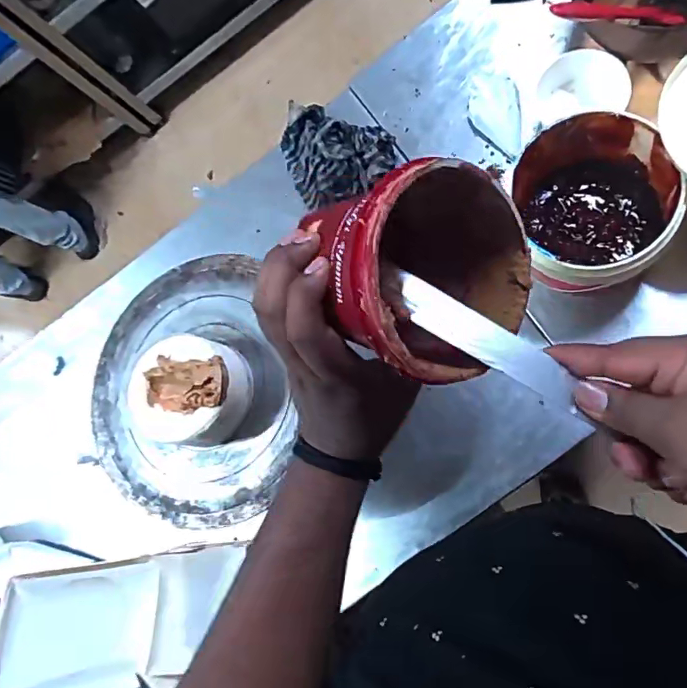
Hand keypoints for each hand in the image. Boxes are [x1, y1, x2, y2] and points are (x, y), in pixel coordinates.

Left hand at [256, 233, 419, 461]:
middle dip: (281, 266)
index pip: (304, 332)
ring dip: (274, 268)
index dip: (306, 293)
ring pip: (263, 309)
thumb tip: (423, 300)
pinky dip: (276, 279)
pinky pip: (269, 311)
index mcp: (332, 374)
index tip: (324, 261)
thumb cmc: (372, 420)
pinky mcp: (282, 350)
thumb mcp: (403, 386)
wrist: (336, 452)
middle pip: (270, 312)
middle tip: (309, 235)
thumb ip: (410, 345)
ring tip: (300, 238)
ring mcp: (286, 356)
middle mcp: (299, 362)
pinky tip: (296, 260)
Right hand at [549, 335, 686, 523]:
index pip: (613, 356)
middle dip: (627, 438)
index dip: (574, 362)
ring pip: (647, 435)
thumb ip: (624, 408)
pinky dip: (680, 474)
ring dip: (655, 463)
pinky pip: (673, 454)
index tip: (537, 362)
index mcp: (686, 359)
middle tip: (635, 462)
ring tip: (682, 479)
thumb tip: (581, 389)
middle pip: (627, 402)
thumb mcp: (679, 430)